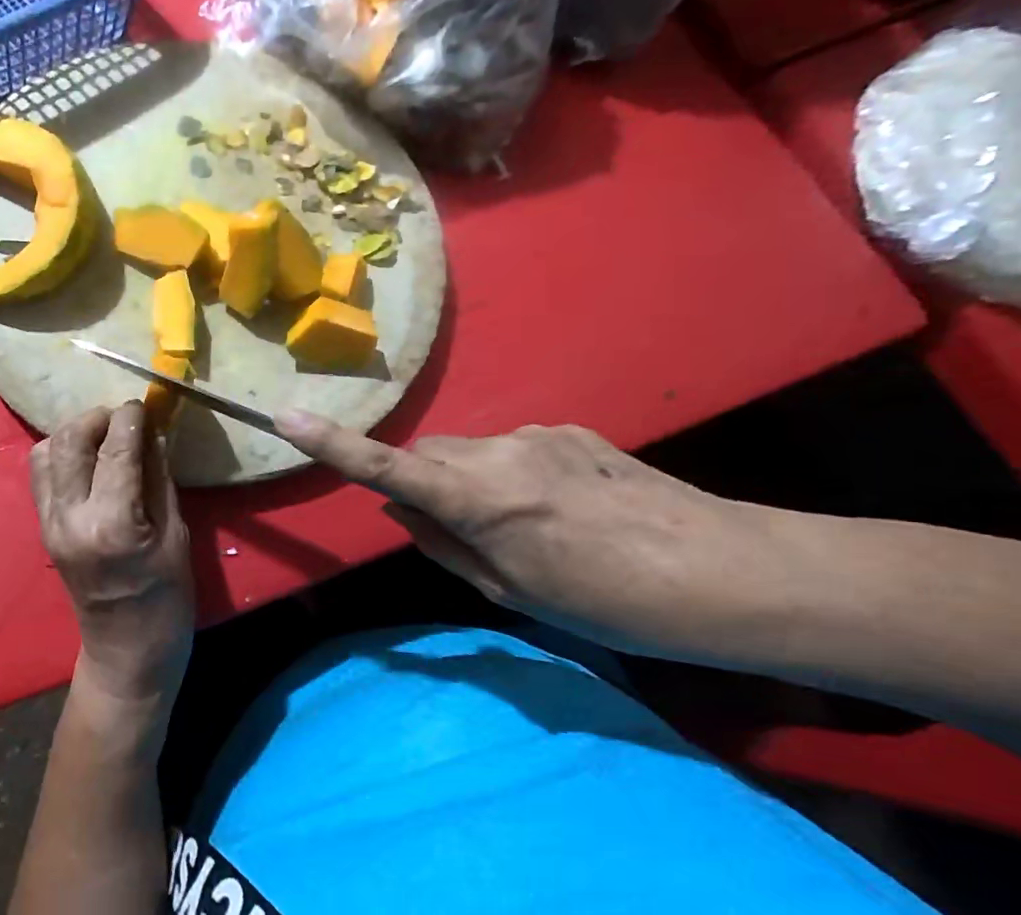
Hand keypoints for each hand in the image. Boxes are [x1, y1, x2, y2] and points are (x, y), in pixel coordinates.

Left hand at [31, 402, 194, 703]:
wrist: (126, 653)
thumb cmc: (166, 602)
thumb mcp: (176, 537)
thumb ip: (158, 479)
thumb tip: (152, 431)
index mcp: (111, 523)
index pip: (116, 449)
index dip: (130, 416)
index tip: (144, 403)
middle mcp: (70, 516)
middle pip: (70, 440)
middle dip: (97, 416)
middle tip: (123, 418)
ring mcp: (49, 522)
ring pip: (46, 451)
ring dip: (75, 433)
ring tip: (105, 439)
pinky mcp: (42, 527)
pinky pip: (42, 474)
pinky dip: (62, 455)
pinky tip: (89, 462)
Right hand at [275, 411, 805, 665]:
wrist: (736, 573)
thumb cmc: (613, 603)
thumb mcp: (512, 592)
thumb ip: (442, 543)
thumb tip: (400, 509)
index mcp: (479, 499)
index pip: (385, 468)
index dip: (332, 444)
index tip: (284, 417)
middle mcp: (498, 452)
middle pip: (427, 455)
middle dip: (424, 483)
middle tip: (461, 533)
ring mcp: (537, 434)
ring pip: (467, 452)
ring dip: (469, 481)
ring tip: (527, 527)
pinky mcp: (570, 430)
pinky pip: (511, 448)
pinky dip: (509, 473)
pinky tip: (561, 508)